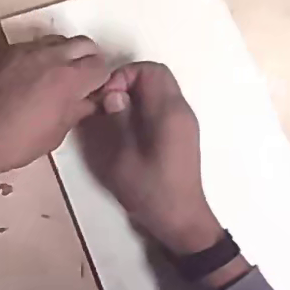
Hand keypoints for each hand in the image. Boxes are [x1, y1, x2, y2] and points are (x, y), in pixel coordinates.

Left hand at [0, 35, 112, 217]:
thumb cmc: (14, 143)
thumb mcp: (54, 135)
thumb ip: (76, 111)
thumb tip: (87, 102)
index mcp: (68, 79)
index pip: (100, 66)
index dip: (100, 80)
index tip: (93, 91)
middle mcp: (49, 56)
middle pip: (83, 44)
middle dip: (86, 60)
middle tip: (78, 80)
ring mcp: (23, 50)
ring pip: (55, 41)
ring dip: (61, 54)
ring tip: (51, 77)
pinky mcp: (1, 51)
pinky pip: (28, 47)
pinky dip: (34, 57)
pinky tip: (24, 78)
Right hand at [78, 62, 225, 257]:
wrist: (179, 218)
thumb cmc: (149, 190)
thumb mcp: (123, 156)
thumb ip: (118, 120)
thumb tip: (113, 94)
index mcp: (169, 113)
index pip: (150, 70)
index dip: (123, 75)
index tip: (105, 97)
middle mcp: (181, 110)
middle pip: (156, 76)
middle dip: (127, 81)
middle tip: (106, 103)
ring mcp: (183, 121)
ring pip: (159, 89)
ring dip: (134, 93)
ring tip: (113, 115)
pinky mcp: (181, 132)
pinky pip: (162, 105)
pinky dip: (143, 105)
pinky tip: (127, 127)